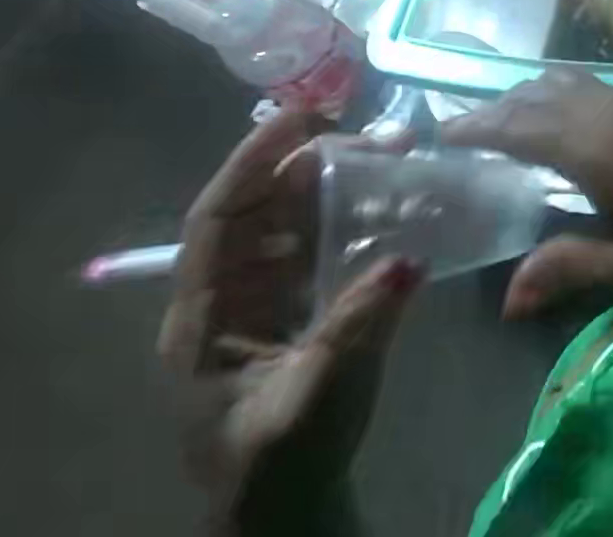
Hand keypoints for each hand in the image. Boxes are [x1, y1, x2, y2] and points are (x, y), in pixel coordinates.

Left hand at [158, 110, 420, 528]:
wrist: (291, 516)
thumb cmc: (281, 467)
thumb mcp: (311, 402)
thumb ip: (355, 328)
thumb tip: (407, 257)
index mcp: (205, 314)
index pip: (217, 217)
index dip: (252, 160)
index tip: (300, 117)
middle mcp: (232, 290)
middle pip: (264, 207)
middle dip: (313, 163)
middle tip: (376, 138)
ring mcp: (270, 293)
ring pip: (299, 218)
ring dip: (342, 183)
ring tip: (393, 157)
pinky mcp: (303, 301)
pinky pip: (326, 243)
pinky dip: (357, 217)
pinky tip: (394, 204)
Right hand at [441, 70, 612, 315]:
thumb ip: (574, 268)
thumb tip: (508, 297)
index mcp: (593, 148)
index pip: (515, 127)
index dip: (474, 128)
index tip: (439, 134)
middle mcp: (604, 110)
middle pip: (532, 97)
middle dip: (492, 110)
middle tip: (461, 130)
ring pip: (560, 84)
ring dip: (525, 97)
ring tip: (504, 121)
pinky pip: (587, 85)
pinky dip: (557, 93)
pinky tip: (565, 116)